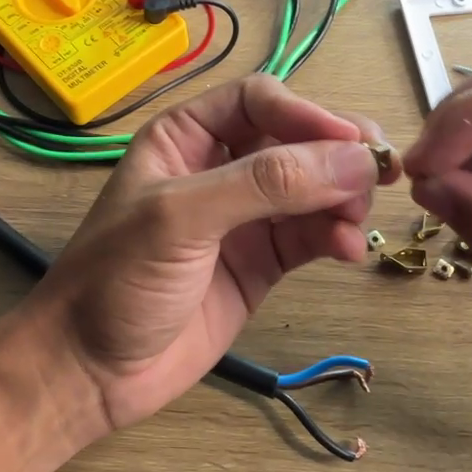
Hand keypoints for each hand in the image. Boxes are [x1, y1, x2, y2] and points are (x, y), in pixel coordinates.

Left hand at [24, 75, 398, 432]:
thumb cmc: (116, 279)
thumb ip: (265, 183)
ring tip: (357, 220)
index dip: (307, 114)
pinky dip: (337, 236)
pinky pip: (311, 235)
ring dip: (343, 196)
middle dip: (336, 153)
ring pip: (312, 187)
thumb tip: (354, 158)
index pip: (261, 101)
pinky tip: (349, 249)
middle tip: (380, 172)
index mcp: (186, 137)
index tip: (353, 142)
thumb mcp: (181, 218)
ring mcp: (243, 217)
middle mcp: (219, 168)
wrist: (91, 371)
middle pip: (295, 140)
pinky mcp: (261, 262)